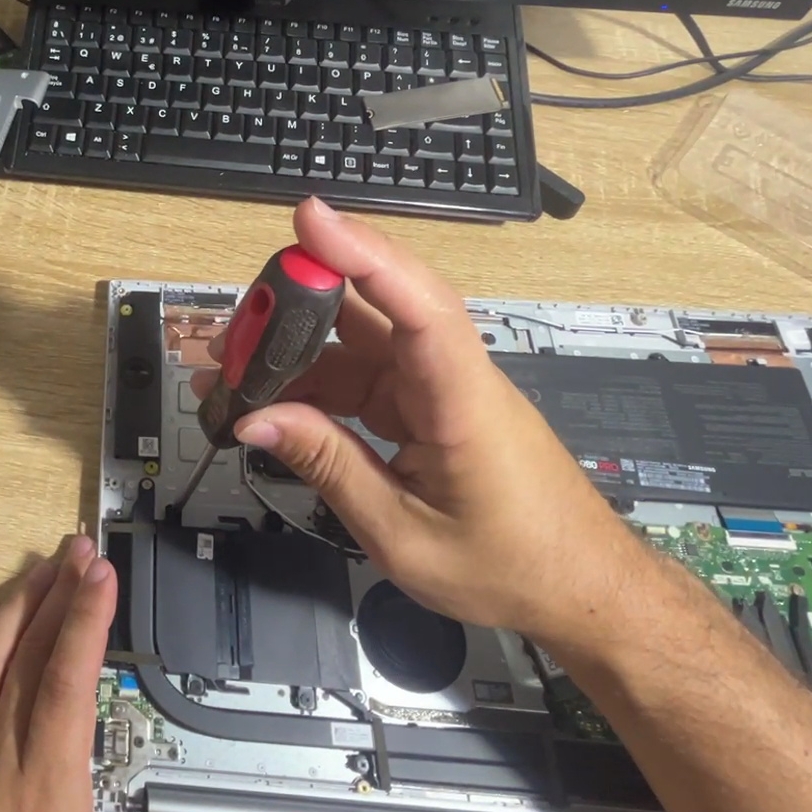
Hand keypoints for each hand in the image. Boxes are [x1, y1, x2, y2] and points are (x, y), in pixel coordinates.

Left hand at [0, 537, 116, 811]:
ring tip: (38, 571)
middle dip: (58, 595)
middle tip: (78, 555)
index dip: (86, 618)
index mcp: (44, 785)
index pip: (68, 678)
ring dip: (13, 607)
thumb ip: (116, 796)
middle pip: (29, 655)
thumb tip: (169, 793)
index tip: (100, 577)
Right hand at [193, 198, 647, 645]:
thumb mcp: (402, 534)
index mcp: (462, 403)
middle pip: (372, 311)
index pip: (418, 305)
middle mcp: (449, 377)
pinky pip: (359, 378)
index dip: (363, 253)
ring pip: (354, 343)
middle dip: (296, 305)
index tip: (309, 218)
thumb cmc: (509, 569)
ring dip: (292, 351)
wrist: (582, 593)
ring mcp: (435, 388)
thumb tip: (254, 418)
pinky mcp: (424, 404)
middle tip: (231, 331)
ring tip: (229, 370)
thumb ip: (329, 467)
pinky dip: (311, 385)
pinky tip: (268, 400)